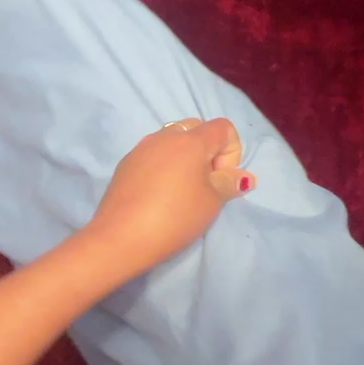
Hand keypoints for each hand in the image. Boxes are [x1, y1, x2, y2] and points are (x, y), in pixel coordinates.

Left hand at [82, 118, 253, 270]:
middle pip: (196, 129)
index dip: (231, 153)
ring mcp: (140, 149)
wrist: (120, 237)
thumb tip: (243, 177)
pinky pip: (152, 155)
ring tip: (180, 190)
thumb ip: (228, 184)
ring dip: (183, 157)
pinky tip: (157, 194)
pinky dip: (162, 165)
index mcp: (189, 141)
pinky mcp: (124, 164)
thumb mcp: (210, 203)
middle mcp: (162, 137)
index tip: (219, 180)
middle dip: (207, 151)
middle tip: (203, 183)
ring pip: (170, 140)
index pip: (223, 128)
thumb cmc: (174, 218)